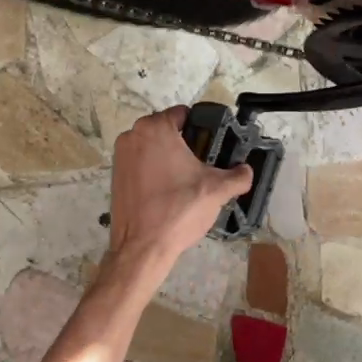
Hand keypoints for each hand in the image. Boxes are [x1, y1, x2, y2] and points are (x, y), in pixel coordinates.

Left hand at [103, 107, 253, 285]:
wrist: (143, 247)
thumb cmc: (179, 209)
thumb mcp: (217, 190)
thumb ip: (238, 176)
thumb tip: (246, 171)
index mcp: (155, 129)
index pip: (184, 114)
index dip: (203, 127)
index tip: (213, 145)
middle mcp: (133, 135)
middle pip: (168, 130)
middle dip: (186, 144)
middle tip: (204, 165)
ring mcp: (120, 156)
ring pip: (153, 148)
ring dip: (170, 158)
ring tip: (188, 181)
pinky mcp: (115, 176)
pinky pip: (141, 164)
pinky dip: (155, 172)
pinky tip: (169, 192)